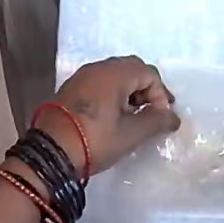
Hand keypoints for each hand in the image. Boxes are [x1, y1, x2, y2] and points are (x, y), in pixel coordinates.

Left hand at [36, 55, 180, 175]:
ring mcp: (80, 78)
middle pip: (131, 69)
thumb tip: (173, 118)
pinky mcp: (69, 90)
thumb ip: (156, 122)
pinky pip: (98, 84)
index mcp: (114, 74)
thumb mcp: (130, 134)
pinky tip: (112, 117)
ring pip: (113, 76)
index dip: (160, 94)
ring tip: (132, 117)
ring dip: (129, 92)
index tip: (161, 118)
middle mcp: (96, 69)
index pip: (149, 73)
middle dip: (146, 90)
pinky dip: (111, 95)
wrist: (50, 154)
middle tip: (151, 113)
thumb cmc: (94, 141)